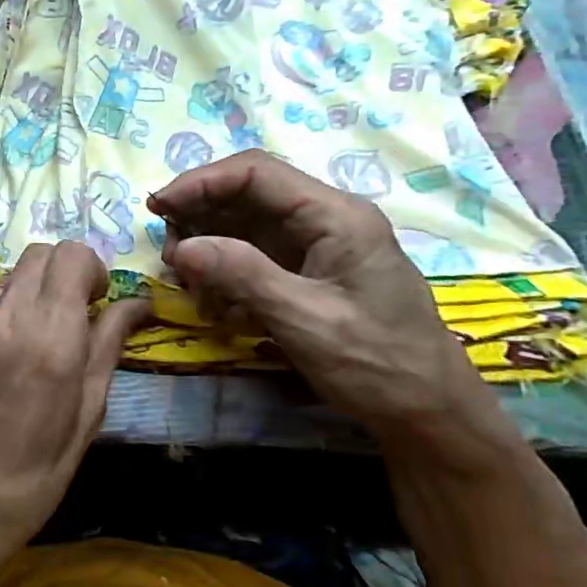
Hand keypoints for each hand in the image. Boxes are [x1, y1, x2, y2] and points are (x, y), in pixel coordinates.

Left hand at [0, 242, 150, 586]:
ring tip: (22, 342)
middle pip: (35, 255)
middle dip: (57, 274)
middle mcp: (1, 319)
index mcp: (49, 338)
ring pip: (1, 279)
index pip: (69, 254)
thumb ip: (109, 343)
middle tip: (63, 313)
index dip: (88, 269)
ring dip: (22, 297)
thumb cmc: (40, 466)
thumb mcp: (89, 409)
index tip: (91, 299)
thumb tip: (137, 302)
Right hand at [147, 149, 498, 441]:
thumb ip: (242, 275)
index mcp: (336, 216)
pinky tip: (219, 310)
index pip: (255, 172)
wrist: (427, 413)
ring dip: (208, 254)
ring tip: (195, 292)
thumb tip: (181, 247)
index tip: (158, 209)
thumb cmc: (377, 364)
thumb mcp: (305, 320)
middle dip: (199, 222)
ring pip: (241, 227)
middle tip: (172, 261)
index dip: (200, 182)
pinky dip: (225, 277)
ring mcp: (314, 245)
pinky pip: (250, 257)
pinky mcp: (305, 270)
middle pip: (243, 195)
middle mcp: (324, 219)